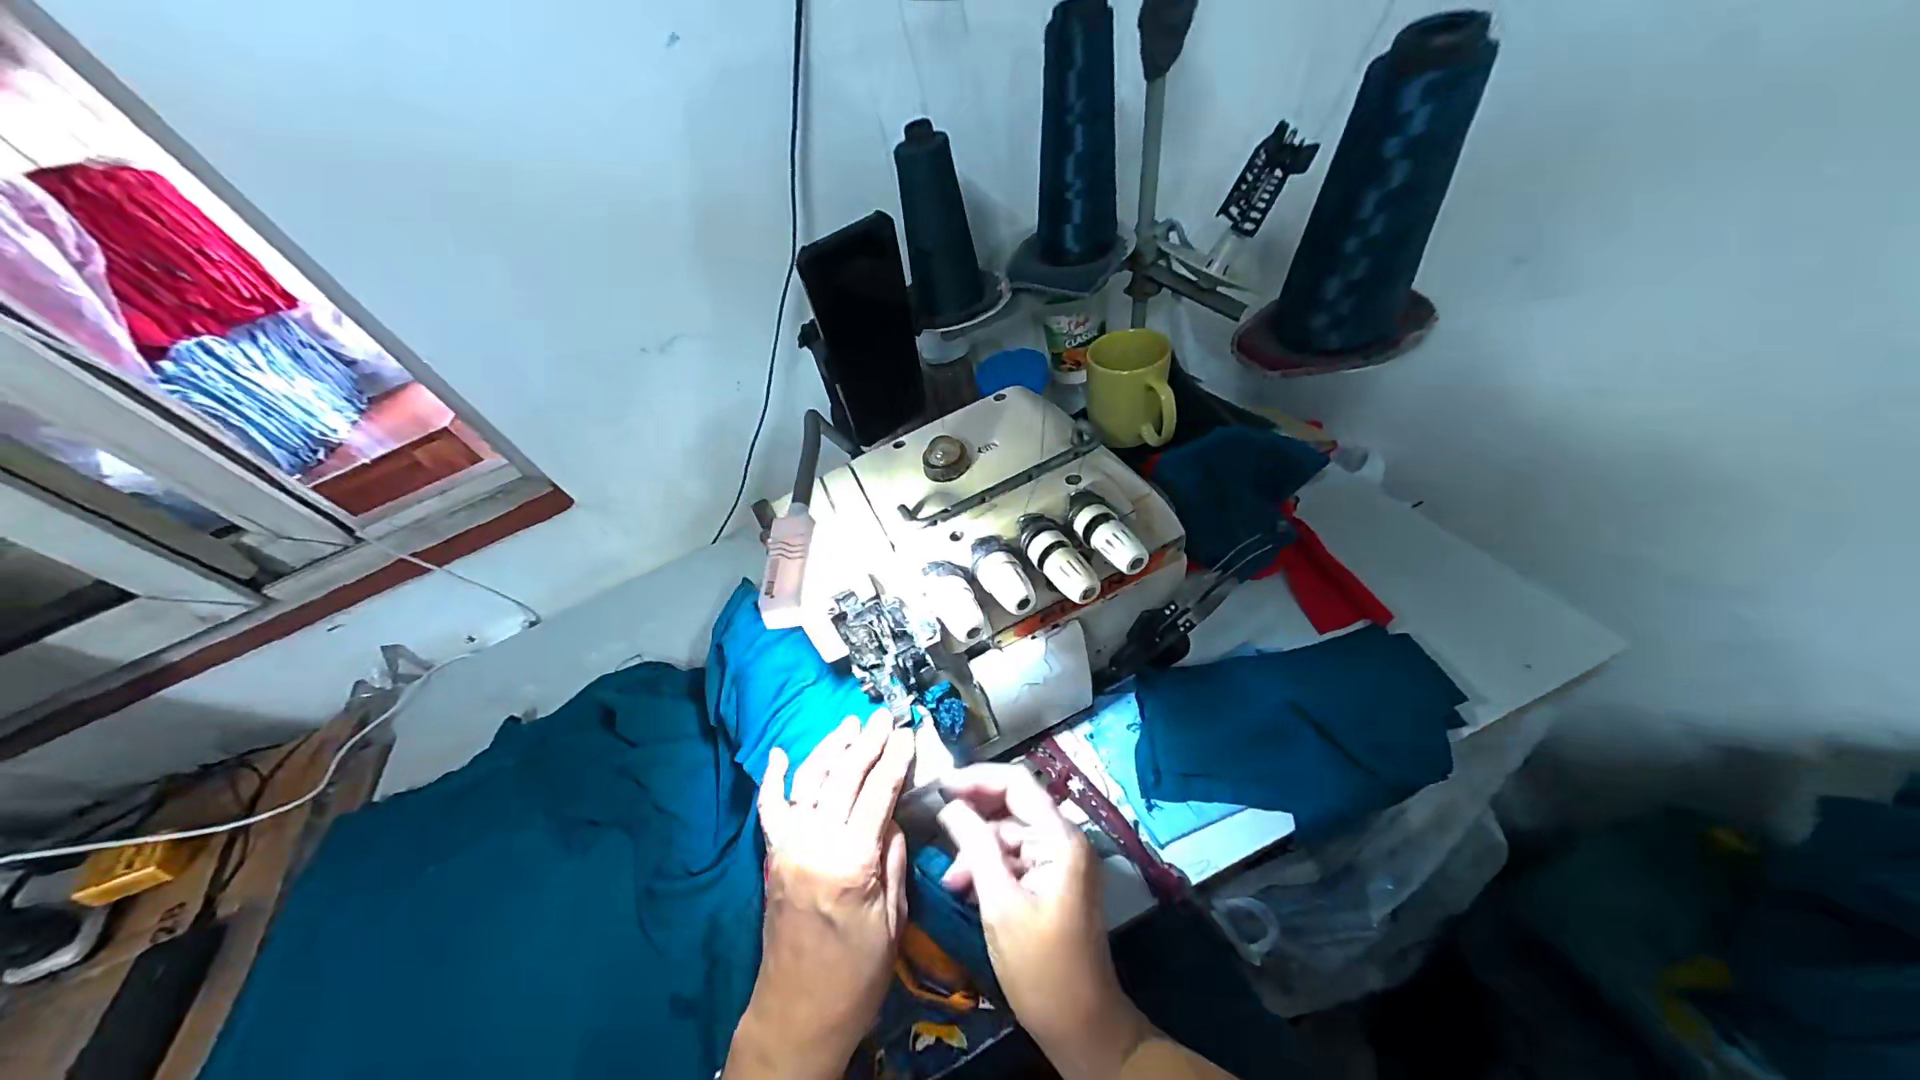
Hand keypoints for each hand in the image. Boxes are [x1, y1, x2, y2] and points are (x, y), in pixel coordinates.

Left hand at [725, 713, 914, 1079]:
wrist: (796, 1014)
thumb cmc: (855, 978)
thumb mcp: (892, 921)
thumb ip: (894, 860)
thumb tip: (894, 817)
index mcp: (850, 862)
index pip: (878, 793)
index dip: (895, 759)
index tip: (907, 733)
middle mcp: (814, 844)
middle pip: (843, 777)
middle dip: (866, 742)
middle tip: (883, 717)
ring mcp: (787, 847)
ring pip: (808, 782)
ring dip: (830, 748)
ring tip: (849, 723)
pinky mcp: (772, 857)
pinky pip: (770, 809)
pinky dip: (775, 779)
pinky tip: (781, 755)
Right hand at [935, 764, 1153, 1079]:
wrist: (1081, 1024)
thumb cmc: (1040, 966)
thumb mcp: (1000, 903)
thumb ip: (975, 846)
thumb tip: (951, 805)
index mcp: (1060, 838)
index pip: (1016, 783)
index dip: (976, 778)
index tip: (939, 787)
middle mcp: (1064, 840)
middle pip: (1012, 806)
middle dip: (973, 818)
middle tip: (936, 827)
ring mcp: (1060, 861)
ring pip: (1009, 835)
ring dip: (977, 849)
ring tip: (950, 879)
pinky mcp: (1053, 881)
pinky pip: (1016, 858)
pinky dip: (990, 867)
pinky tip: (966, 888)